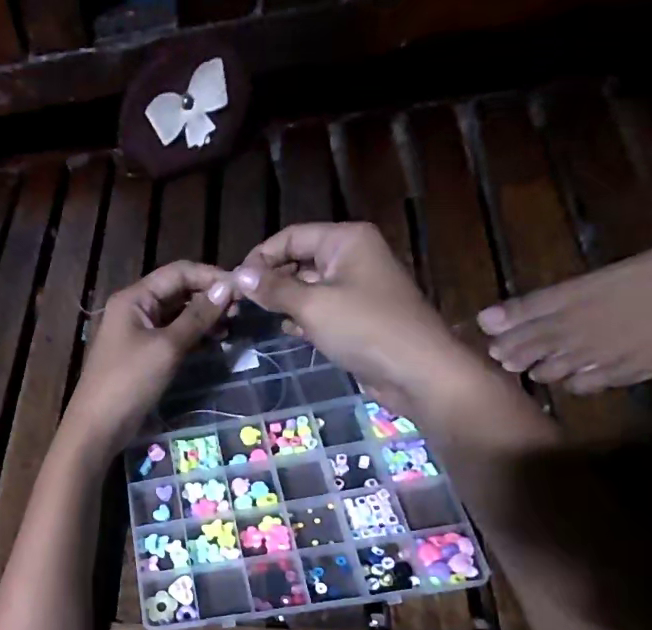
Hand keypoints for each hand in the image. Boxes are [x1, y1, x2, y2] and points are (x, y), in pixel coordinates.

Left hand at [63, 261, 231, 452]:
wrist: (99, 426)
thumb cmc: (130, 381)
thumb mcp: (167, 347)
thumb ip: (197, 317)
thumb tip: (226, 288)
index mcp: (134, 298)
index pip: (178, 272)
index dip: (210, 276)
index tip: (241, 289)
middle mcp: (135, 308)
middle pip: (178, 291)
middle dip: (208, 297)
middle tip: (240, 311)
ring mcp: (138, 332)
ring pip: (177, 315)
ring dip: (203, 318)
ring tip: (230, 327)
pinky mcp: (143, 354)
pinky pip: (172, 335)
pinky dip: (193, 336)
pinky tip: (214, 342)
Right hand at [231, 223, 470, 411]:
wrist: (416, 371)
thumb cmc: (364, 329)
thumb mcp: (313, 306)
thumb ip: (275, 289)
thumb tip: (240, 275)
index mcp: (346, 240)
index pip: (292, 236)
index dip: (261, 256)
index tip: (235, 282)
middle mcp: (353, 256)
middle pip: (300, 259)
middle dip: (272, 279)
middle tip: (242, 303)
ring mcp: (358, 288)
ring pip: (310, 286)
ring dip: (286, 300)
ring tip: (259, 317)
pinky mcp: (359, 317)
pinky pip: (323, 309)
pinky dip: (304, 317)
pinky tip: (289, 331)